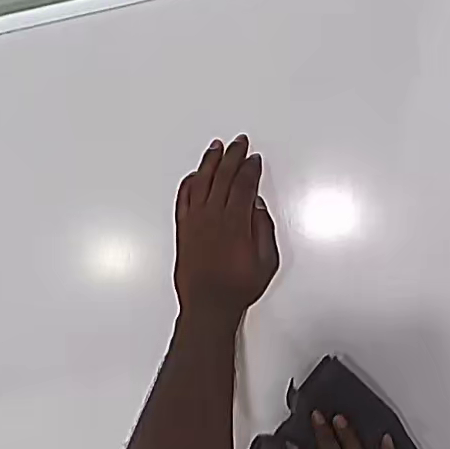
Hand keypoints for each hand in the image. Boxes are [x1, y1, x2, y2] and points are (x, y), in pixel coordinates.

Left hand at [174, 135, 279, 320]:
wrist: (208, 304)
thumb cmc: (236, 287)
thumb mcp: (266, 260)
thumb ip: (263, 229)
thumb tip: (258, 207)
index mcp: (235, 222)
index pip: (244, 184)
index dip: (250, 168)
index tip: (254, 159)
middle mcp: (213, 217)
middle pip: (223, 176)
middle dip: (233, 156)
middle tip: (239, 143)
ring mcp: (195, 221)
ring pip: (201, 181)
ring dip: (210, 162)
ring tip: (216, 148)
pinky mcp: (183, 228)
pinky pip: (184, 197)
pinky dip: (189, 182)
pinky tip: (194, 175)